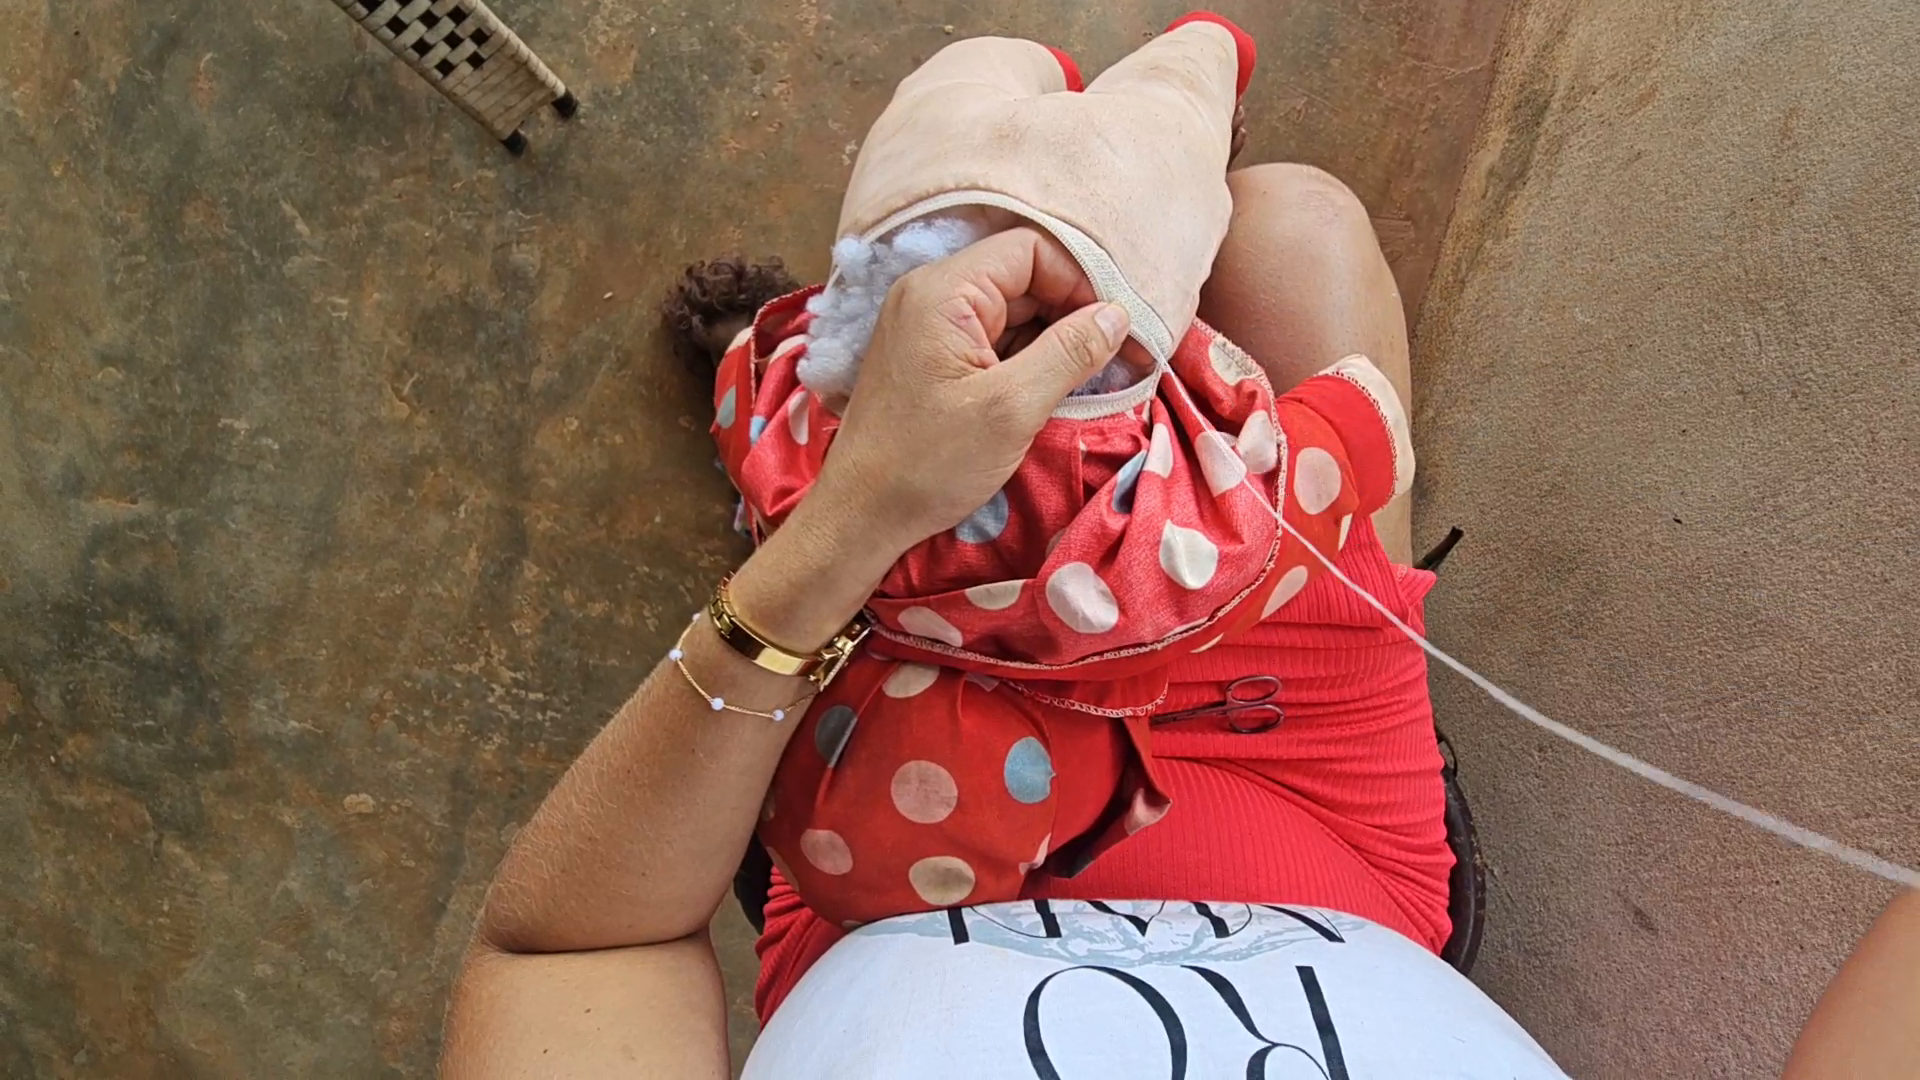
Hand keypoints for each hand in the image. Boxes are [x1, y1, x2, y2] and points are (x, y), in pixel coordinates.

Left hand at [815, 226, 1131, 555]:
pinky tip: (1058, 389)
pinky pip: (993, 345)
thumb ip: (1069, 353)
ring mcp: (930, 330)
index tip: (1118, 328)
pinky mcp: (933, 362)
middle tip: (1120, 358)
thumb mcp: (1011, 409)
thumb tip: (1117, 315)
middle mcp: (932, 297)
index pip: (1031, 251)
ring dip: (1055, 343)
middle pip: (1023, 280)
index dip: (1082, 281)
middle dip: (1074, 315)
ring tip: (1097, 378)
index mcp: (944, 292)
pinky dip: (1029, 362)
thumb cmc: (929, 464)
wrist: (862, 515)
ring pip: (1012, 316)